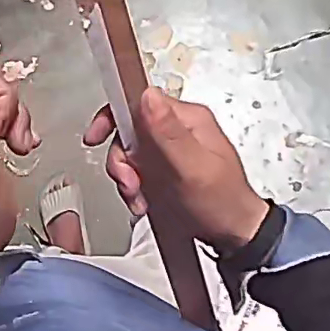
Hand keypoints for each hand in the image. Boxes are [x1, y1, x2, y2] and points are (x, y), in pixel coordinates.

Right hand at [83, 87, 268, 251]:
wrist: (233, 234)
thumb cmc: (223, 202)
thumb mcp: (194, 168)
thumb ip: (169, 132)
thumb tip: (148, 96)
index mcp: (187, 119)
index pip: (139, 102)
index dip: (112, 117)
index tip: (96, 137)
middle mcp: (176, 129)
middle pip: (127, 131)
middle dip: (120, 160)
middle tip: (129, 183)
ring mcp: (168, 149)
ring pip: (127, 154)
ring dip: (126, 178)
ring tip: (139, 197)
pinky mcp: (161, 168)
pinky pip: (133, 171)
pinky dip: (131, 188)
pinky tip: (142, 201)